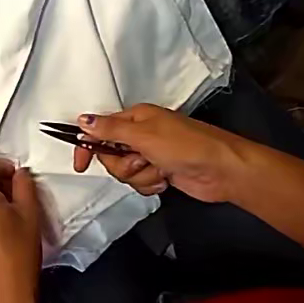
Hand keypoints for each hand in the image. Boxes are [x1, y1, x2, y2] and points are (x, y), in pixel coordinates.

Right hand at [71, 104, 255, 202]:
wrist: (222, 170)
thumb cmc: (187, 145)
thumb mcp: (143, 135)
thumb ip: (109, 130)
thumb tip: (82, 120)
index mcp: (136, 117)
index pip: (99, 130)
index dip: (87, 146)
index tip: (80, 163)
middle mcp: (141, 134)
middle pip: (110, 155)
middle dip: (122, 165)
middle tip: (140, 161)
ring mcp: (151, 155)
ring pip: (124, 172)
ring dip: (139, 176)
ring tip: (159, 170)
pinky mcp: (159, 172)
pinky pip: (139, 183)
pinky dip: (150, 184)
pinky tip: (165, 180)